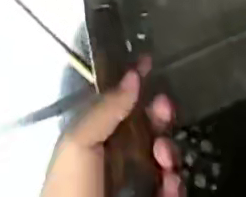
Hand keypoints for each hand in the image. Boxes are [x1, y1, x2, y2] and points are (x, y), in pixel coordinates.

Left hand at [40, 67, 178, 196]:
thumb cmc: (70, 188)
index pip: (118, 102)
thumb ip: (106, 109)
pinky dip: (176, 186)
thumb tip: (132, 75)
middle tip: (165, 108)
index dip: (133, 81)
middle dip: (159, 113)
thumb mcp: (78, 142)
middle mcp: (116, 156)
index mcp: (94, 136)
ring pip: (164, 158)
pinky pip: (172, 191)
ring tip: (164, 157)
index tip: (149, 62)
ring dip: (170, 150)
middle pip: (146, 126)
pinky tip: (171, 185)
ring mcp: (136, 185)